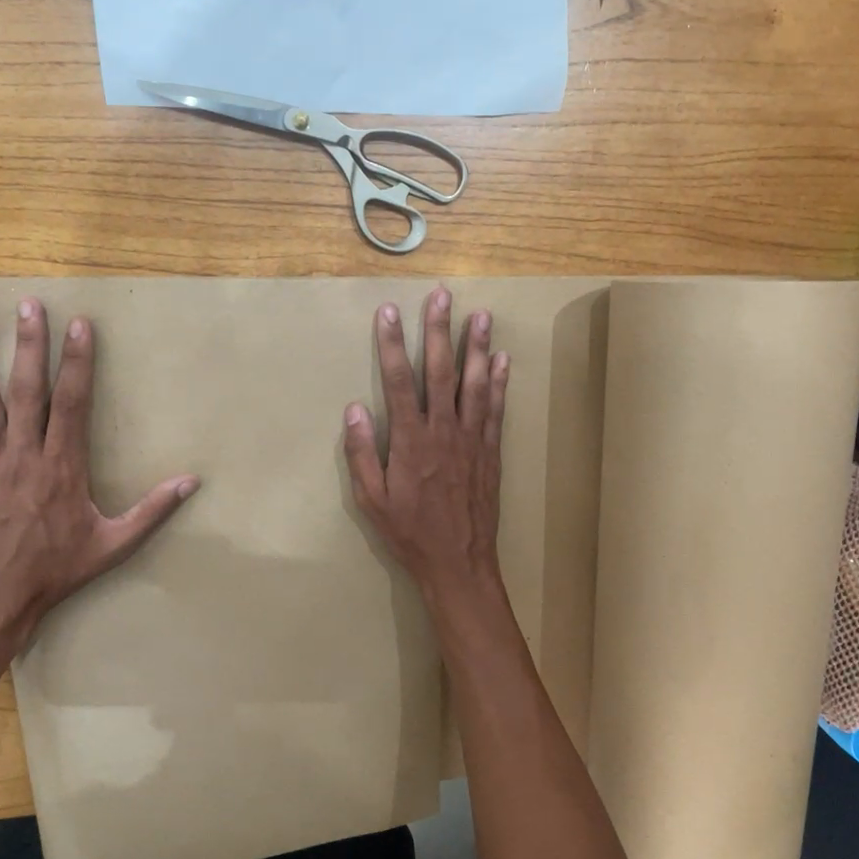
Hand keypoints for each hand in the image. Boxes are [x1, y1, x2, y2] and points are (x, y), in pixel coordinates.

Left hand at [0, 300, 198, 653]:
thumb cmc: (56, 571)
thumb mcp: (113, 545)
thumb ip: (152, 511)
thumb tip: (192, 482)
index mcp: (62, 468)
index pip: (72, 402)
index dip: (76, 361)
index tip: (79, 325)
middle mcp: (22, 456)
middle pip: (25, 389)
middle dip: (28, 344)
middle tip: (28, 305)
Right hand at [343, 287, 510, 601]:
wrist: (458, 563)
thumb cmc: (409, 533)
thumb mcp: (371, 500)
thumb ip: (363, 453)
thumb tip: (355, 409)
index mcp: (410, 441)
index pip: (398, 381)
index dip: (392, 345)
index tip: (388, 312)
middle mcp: (443, 431)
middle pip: (441, 371)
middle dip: (439, 331)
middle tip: (442, 295)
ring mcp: (472, 440)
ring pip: (475, 384)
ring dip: (477, 347)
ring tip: (480, 314)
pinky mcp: (491, 452)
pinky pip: (496, 410)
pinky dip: (499, 383)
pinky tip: (502, 359)